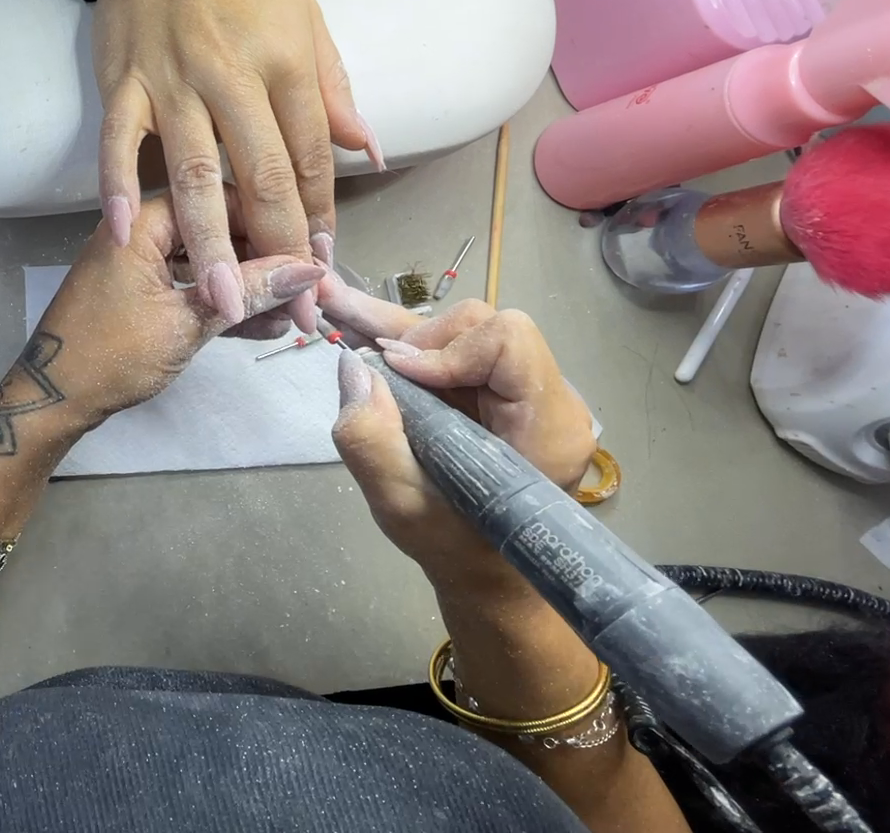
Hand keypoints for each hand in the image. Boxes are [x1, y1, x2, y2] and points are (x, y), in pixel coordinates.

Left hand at [36, 192, 326, 427]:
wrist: (53, 397)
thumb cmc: (112, 354)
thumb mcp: (187, 322)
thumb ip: (248, 290)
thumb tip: (309, 270)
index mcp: (141, 220)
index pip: (221, 199)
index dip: (272, 226)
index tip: (313, 253)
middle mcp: (141, 230)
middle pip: (218, 231)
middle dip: (267, 263)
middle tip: (314, 290)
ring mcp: (141, 263)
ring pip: (209, 263)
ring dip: (251, 289)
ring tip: (300, 314)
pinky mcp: (144, 292)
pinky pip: (191, 287)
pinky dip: (223, 305)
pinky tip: (268, 324)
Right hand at [94, 0, 379, 334]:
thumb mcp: (306, 16)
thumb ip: (332, 86)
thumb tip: (367, 149)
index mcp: (286, 61)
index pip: (310, 156)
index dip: (320, 217)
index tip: (322, 267)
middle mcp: (233, 77)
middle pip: (259, 176)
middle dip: (276, 248)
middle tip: (285, 312)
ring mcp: (172, 82)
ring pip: (193, 171)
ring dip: (207, 240)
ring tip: (216, 299)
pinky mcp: (122, 83)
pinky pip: (118, 141)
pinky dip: (117, 185)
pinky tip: (122, 230)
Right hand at [321, 280, 595, 587]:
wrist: (483, 570)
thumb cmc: (452, 545)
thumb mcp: (400, 504)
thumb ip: (372, 441)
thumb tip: (352, 365)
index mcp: (545, 424)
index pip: (507, 341)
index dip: (445, 350)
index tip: (397, 375)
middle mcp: (546, 396)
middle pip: (482, 325)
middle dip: (418, 340)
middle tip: (370, 360)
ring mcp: (524, 390)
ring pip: (464, 329)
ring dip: (403, 336)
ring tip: (343, 319)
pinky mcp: (497, 390)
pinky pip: (453, 347)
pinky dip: (403, 341)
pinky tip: (356, 324)